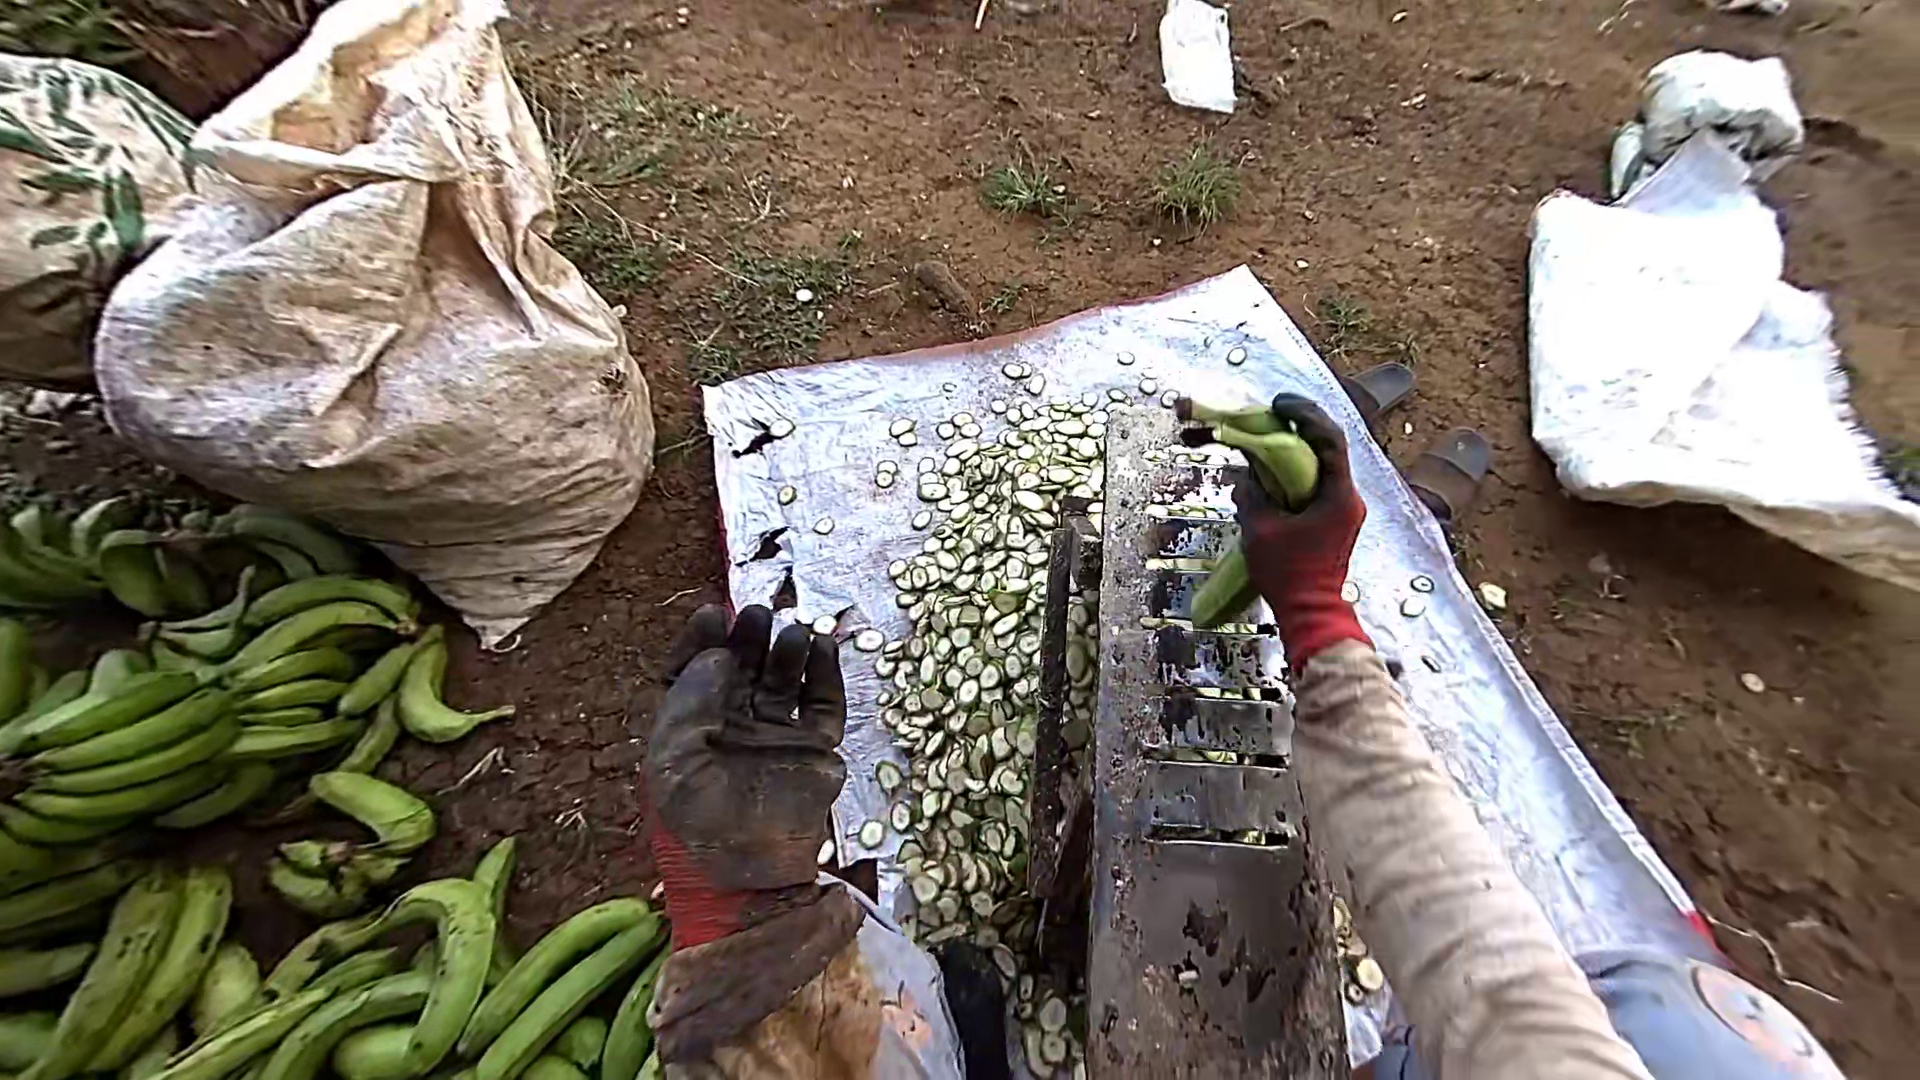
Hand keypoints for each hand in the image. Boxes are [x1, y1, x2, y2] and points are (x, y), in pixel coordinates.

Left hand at [645, 604, 845, 948]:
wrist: (754, 877)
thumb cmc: (699, 825)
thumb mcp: (673, 763)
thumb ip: (690, 702)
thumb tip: (717, 654)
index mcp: (693, 731)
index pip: (696, 673)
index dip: (702, 641)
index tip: (713, 613)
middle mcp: (735, 727)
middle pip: (744, 669)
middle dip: (749, 638)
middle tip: (758, 613)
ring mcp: (778, 735)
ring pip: (784, 679)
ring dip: (788, 650)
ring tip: (792, 631)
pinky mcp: (815, 747)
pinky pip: (823, 702)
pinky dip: (825, 673)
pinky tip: (823, 647)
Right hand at [1234, 394, 1370, 668]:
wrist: (1310, 611)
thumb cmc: (1287, 574)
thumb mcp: (1259, 530)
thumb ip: (1251, 495)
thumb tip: (1246, 475)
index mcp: (1338, 496)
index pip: (1329, 441)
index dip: (1305, 416)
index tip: (1279, 404)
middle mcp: (1348, 498)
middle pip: (1325, 451)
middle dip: (1295, 432)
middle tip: (1267, 419)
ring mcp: (1343, 511)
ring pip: (1318, 470)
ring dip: (1290, 458)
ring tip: (1260, 451)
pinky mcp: (1333, 523)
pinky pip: (1313, 489)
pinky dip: (1291, 480)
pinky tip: (1268, 483)